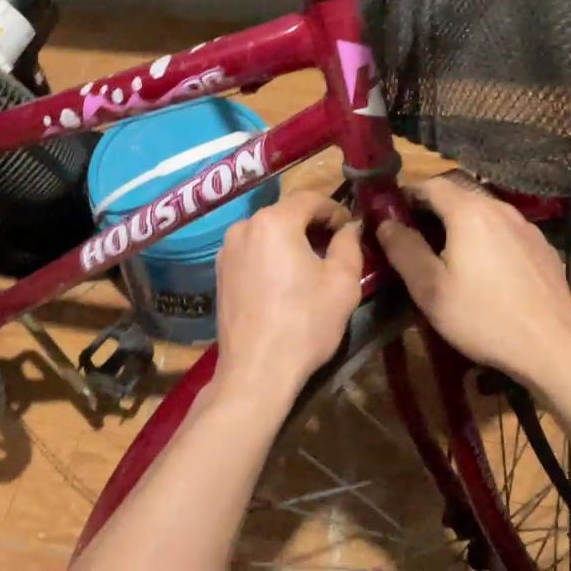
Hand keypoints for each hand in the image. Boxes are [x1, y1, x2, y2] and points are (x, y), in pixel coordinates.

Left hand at [213, 190, 363, 401]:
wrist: (256, 372)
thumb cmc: (304, 323)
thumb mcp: (343, 282)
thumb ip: (348, 245)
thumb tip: (349, 228)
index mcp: (273, 221)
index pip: (309, 198)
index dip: (334, 209)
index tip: (350, 228)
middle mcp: (244, 227)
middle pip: (285, 214)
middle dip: (312, 225)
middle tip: (335, 247)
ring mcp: (227, 251)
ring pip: (267, 233)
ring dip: (290, 242)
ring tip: (311, 267)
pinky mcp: (220, 274)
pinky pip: (252, 253)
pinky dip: (271, 258)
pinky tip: (286, 283)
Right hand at [377, 173, 570, 387]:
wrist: (554, 349)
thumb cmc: (484, 318)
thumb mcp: (431, 289)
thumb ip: (404, 250)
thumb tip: (386, 223)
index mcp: (469, 212)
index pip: (431, 184)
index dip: (407, 195)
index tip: (392, 214)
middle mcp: (500, 208)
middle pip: (459, 193)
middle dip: (433, 208)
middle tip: (415, 236)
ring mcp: (526, 227)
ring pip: (484, 211)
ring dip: (461, 222)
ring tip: (448, 253)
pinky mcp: (542, 247)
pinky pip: (505, 230)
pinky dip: (487, 237)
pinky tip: (486, 270)